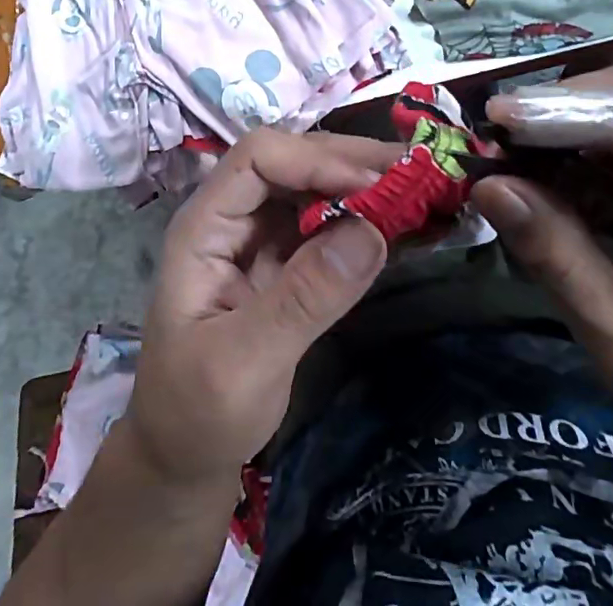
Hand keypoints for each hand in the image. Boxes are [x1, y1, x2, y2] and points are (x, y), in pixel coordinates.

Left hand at [126, 130, 395, 485]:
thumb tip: (371, 232)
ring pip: (319, 189)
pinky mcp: (290, 262)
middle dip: (355, 164)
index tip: (376, 189)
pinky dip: (371, 221)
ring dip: (371, 187)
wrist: (185, 454)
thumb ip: (304, 298)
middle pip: (295, 162)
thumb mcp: (244, 363)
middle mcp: (235, 219)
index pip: (259, 159)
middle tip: (423, 175)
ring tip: (427, 193)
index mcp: (205, 227)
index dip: (317, 162)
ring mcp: (263, 239)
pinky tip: (411, 226)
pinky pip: (334, 225)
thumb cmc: (197, 411)